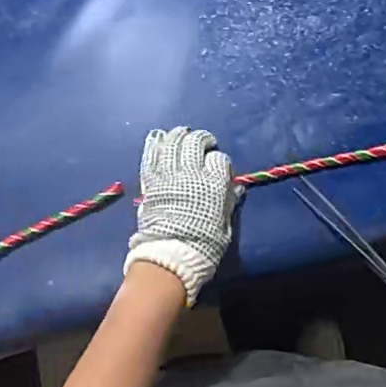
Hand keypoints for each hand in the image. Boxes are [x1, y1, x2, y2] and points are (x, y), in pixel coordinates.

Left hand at [124, 127, 237, 304]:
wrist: (169, 253)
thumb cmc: (203, 245)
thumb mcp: (224, 225)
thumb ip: (228, 202)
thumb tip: (235, 187)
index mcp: (213, 185)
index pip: (219, 160)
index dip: (220, 161)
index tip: (219, 166)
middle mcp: (191, 173)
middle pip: (195, 143)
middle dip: (202, 139)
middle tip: (204, 141)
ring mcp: (168, 174)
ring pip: (173, 143)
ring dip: (179, 135)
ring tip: (183, 133)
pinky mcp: (150, 179)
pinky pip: (151, 154)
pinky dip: (154, 142)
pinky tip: (158, 135)